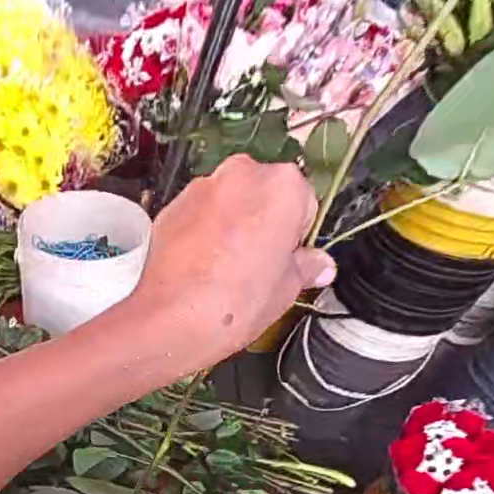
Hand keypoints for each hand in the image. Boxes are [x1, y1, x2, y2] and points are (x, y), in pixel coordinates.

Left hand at [120, 156, 334, 370]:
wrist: (173, 319)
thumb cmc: (234, 303)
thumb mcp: (286, 290)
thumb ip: (306, 267)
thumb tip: (320, 265)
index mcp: (283, 186)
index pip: (305, 202)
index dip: (297, 235)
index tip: (289, 258)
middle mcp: (242, 174)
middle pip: (265, 194)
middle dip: (265, 223)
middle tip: (260, 266)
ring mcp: (204, 187)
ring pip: (230, 203)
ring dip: (234, 226)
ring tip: (228, 271)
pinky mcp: (174, 205)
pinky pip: (200, 214)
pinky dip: (205, 233)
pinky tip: (204, 268)